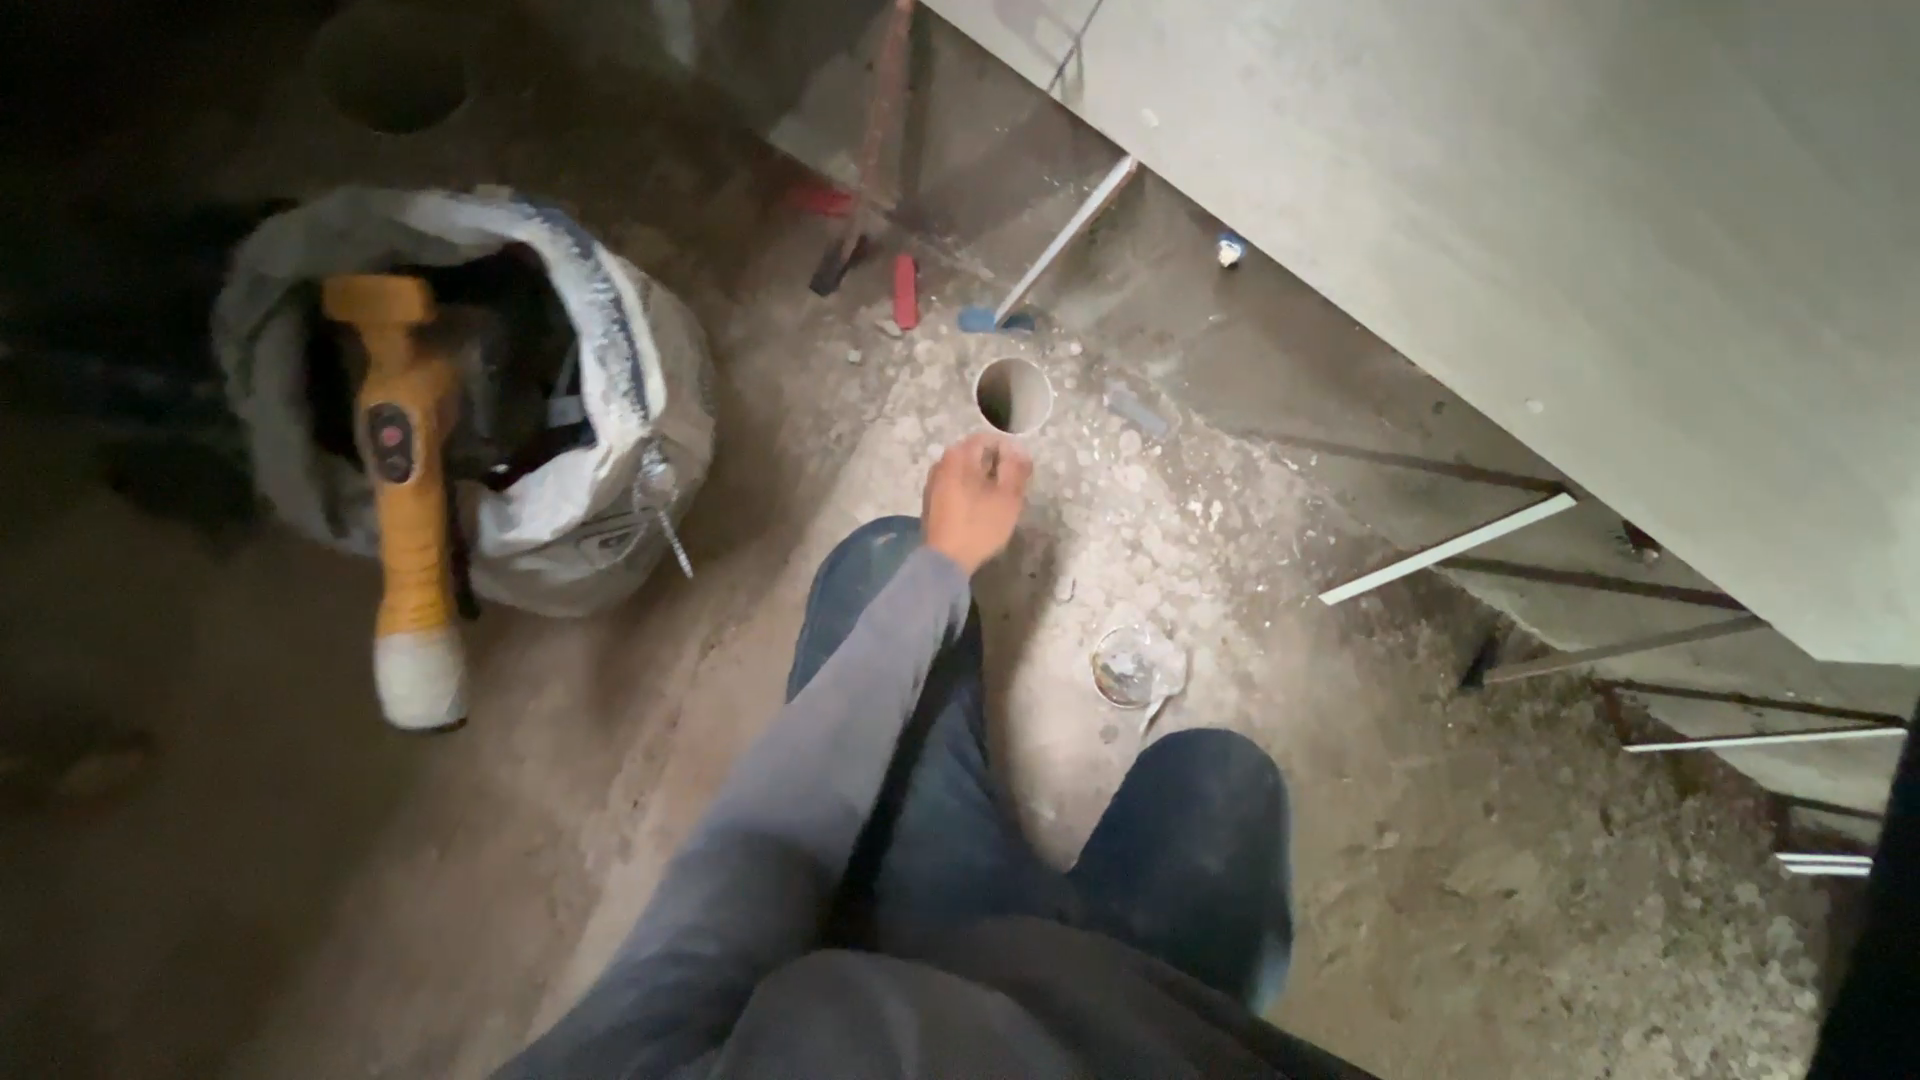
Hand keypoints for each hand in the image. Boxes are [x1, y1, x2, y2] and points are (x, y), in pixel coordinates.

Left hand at [922, 433, 1032, 573]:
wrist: (944, 561)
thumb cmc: (979, 526)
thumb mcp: (1007, 497)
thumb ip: (1016, 469)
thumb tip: (1019, 452)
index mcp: (958, 456)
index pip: (987, 439)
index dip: (1009, 451)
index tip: (1021, 471)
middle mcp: (941, 463)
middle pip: (974, 454)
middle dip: (995, 465)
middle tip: (1012, 487)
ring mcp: (932, 483)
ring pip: (964, 472)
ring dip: (982, 479)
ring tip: (997, 500)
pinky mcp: (930, 501)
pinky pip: (954, 486)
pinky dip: (969, 491)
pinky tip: (978, 510)